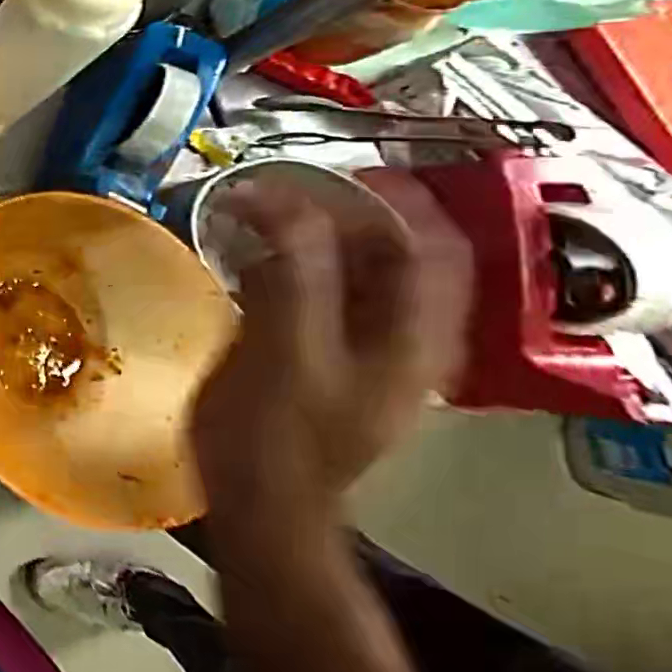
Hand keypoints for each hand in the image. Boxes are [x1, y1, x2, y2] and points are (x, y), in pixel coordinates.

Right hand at [192, 170, 472, 532]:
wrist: (257, 501)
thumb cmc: (273, 434)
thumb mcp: (286, 352)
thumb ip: (292, 276)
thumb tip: (275, 204)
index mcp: (411, 336)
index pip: (427, 246)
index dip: (391, 199)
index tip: (331, 169)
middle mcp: (397, 336)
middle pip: (387, 252)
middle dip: (336, 211)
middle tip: (275, 186)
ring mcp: (357, 348)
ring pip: (347, 271)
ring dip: (305, 234)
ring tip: (252, 211)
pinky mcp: (315, 355)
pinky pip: (311, 292)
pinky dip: (282, 264)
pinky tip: (244, 257)